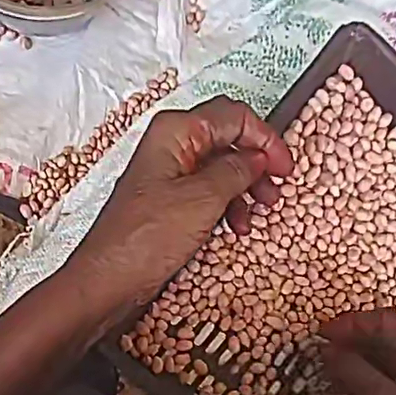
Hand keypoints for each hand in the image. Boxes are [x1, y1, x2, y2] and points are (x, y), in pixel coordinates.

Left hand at [62, 97, 292, 313]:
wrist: (110, 279)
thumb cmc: (145, 238)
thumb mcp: (202, 199)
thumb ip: (236, 171)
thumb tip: (258, 158)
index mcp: (176, 131)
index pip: (234, 116)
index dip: (266, 139)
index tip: (285, 167)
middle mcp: (172, 146)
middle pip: (228, 141)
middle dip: (257, 166)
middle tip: (274, 193)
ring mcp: (170, 175)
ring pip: (221, 170)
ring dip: (244, 191)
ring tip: (256, 216)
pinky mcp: (169, 203)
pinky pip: (208, 194)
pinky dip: (227, 207)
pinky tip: (236, 227)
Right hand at [319, 310, 395, 394]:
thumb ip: (352, 369)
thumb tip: (327, 348)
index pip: (387, 322)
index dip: (352, 323)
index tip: (323, 331)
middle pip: (385, 335)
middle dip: (351, 339)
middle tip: (322, 346)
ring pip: (382, 353)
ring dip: (354, 356)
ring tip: (327, 362)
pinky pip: (383, 371)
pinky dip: (361, 372)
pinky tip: (340, 378)